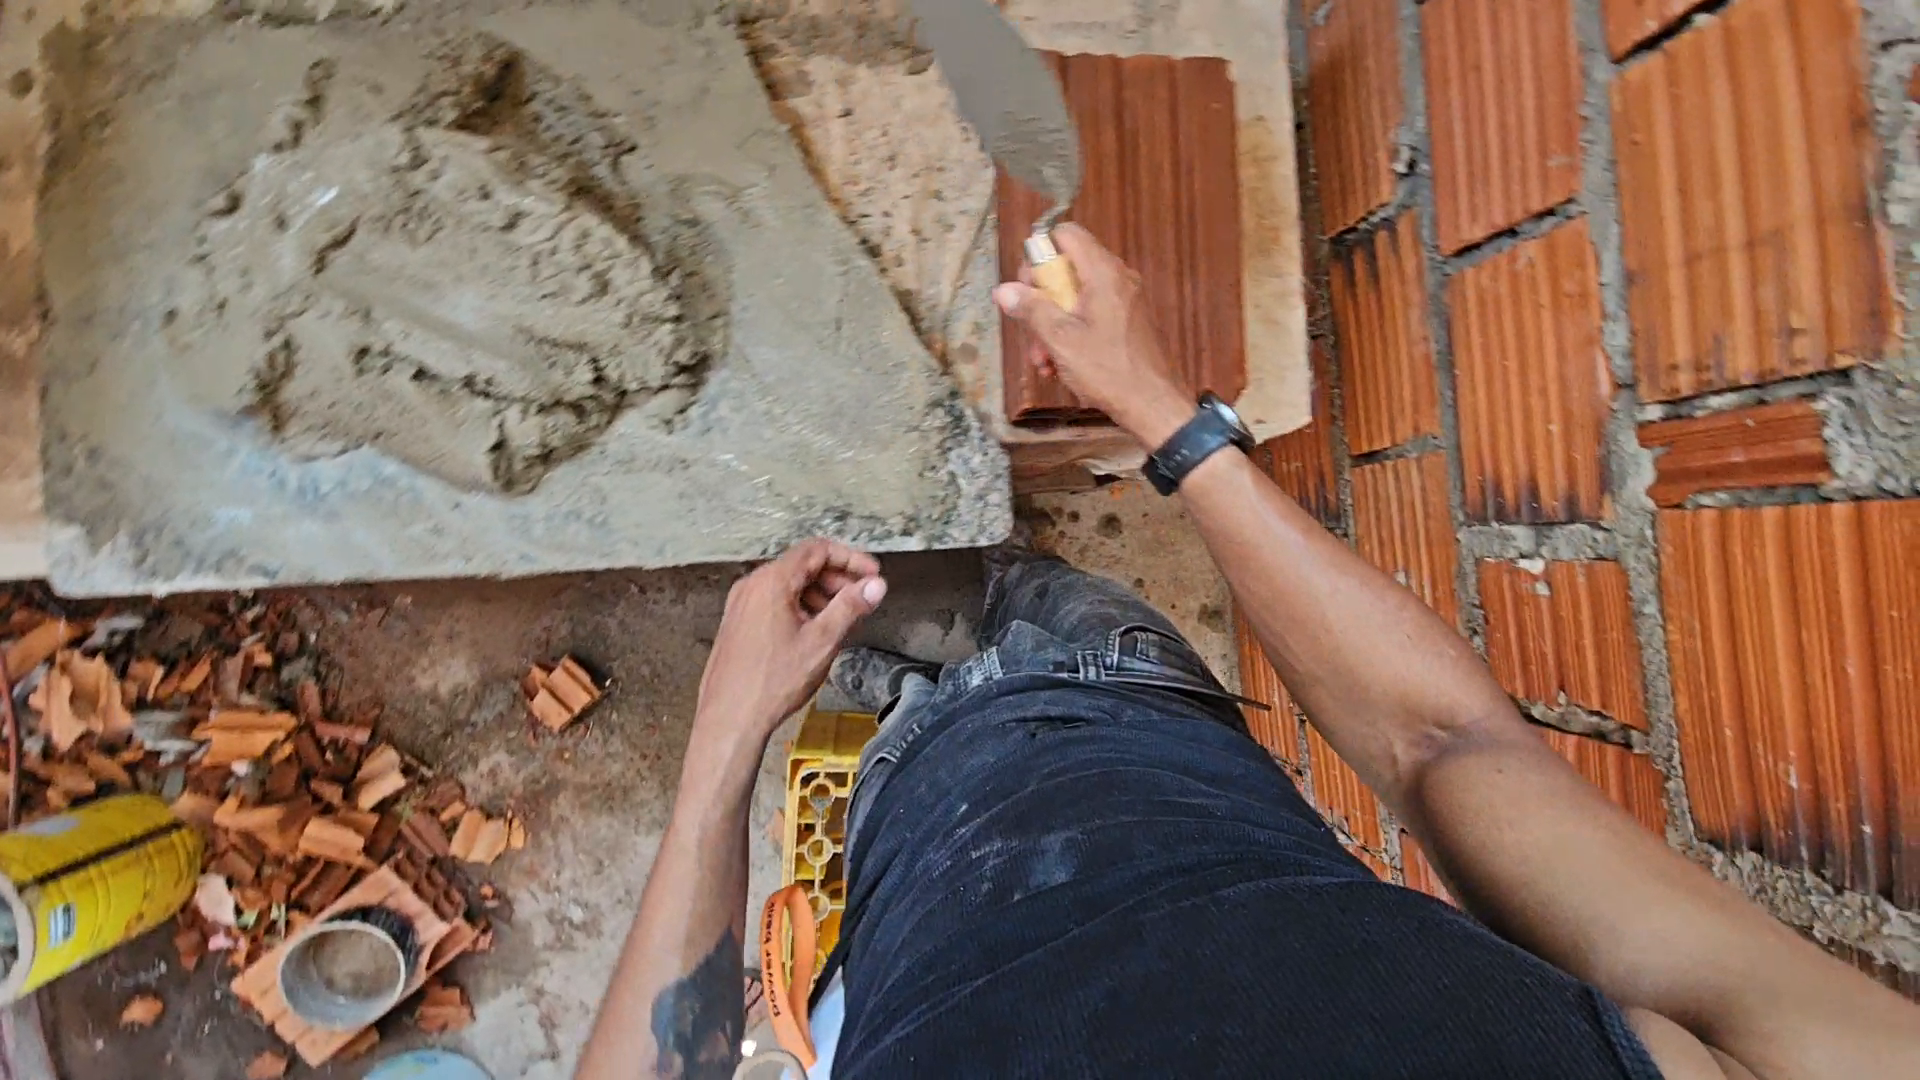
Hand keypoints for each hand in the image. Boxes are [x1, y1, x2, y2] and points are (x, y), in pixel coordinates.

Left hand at [693, 539, 887, 746]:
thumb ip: (851, 607)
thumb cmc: (770, 684)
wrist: (729, 719)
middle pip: (803, 565)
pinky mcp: (738, 623)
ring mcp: (742, 605)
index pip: (817, 550)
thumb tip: (875, 586)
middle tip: (862, 598)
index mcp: (771, 582)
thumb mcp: (822, 642)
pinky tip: (815, 633)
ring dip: (820, 595)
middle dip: (837, 579)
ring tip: (842, 620)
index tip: (871, 574)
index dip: (850, 558)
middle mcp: (752, 586)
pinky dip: (800, 607)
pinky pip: (774, 602)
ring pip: (789, 585)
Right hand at [993, 224, 1193, 447]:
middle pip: (1068, 268)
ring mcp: (1125, 301)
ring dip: (1053, 325)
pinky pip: (1092, 315)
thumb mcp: (1060, 340)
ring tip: (1043, 360)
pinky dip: (1073, 334)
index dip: (1041, 254)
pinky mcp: (1128, 322)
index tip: (1029, 287)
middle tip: (1031, 330)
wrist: (1151, 404)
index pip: (1067, 234)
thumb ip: (1031, 310)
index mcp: (1103, 273)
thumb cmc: (1108, 370)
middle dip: (1042, 299)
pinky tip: (1061, 365)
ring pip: (1077, 298)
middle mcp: (1118, 279)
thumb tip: (1004, 290)